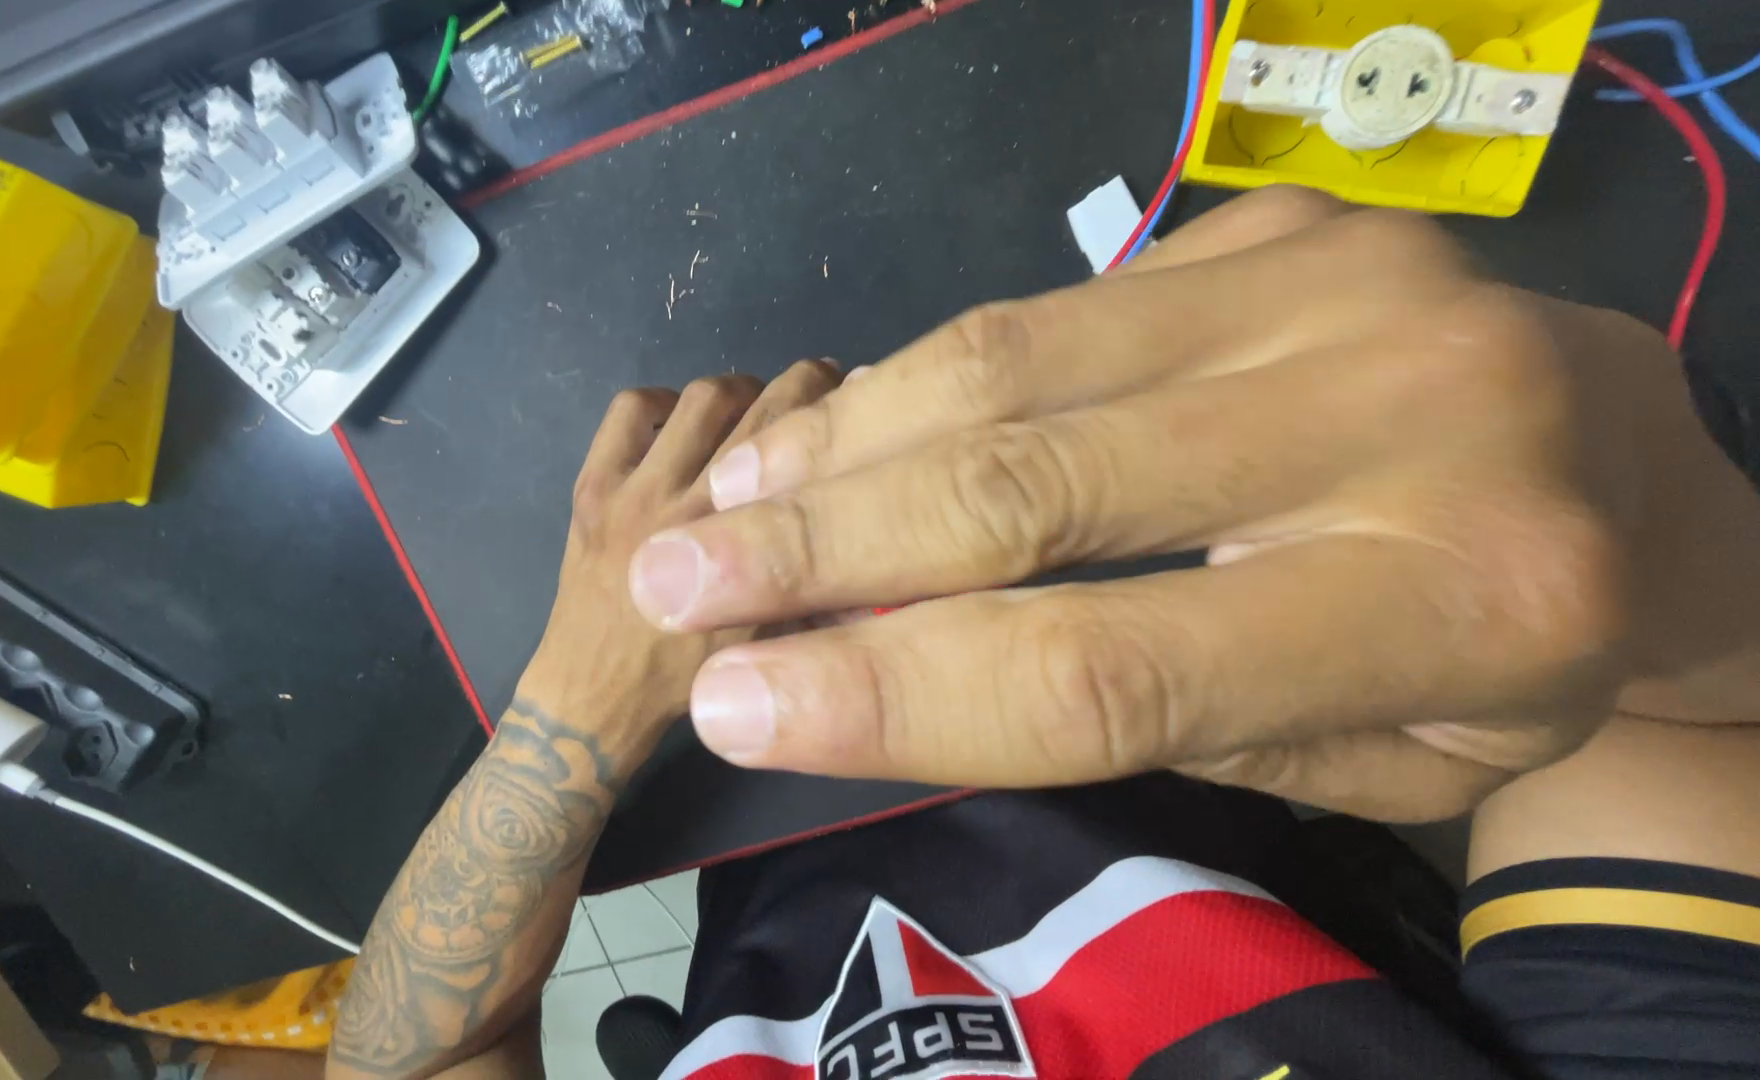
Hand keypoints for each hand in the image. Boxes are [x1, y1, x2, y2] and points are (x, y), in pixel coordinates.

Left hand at [521, 361, 842, 744]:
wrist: (596, 696)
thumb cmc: (689, 677)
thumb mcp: (773, 637)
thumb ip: (809, 573)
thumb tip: (855, 508)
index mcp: (738, 540)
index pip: (795, 442)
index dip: (830, 403)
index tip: (850, 393)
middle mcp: (688, 501)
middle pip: (754, 405)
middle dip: (796, 383)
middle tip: (813, 384)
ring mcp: (633, 489)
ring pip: (697, 398)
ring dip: (735, 390)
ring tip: (747, 408)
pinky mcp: (592, 486)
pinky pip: (627, 412)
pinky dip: (660, 401)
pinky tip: (675, 421)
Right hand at [624, 186, 1759, 820]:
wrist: (1602, 465)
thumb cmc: (1465, 656)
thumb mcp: (1326, 744)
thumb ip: (1115, 703)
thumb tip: (871, 660)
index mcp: (1450, 611)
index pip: (1103, 672)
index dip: (893, 697)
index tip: (733, 706)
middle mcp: (1403, 415)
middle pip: (1028, 487)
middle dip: (817, 547)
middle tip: (672, 584)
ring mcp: (1339, 283)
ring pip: (1007, 367)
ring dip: (838, 447)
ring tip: (724, 501)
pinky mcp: (1277, 224)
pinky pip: (1037, 310)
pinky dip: (909, 378)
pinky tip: (827, 427)